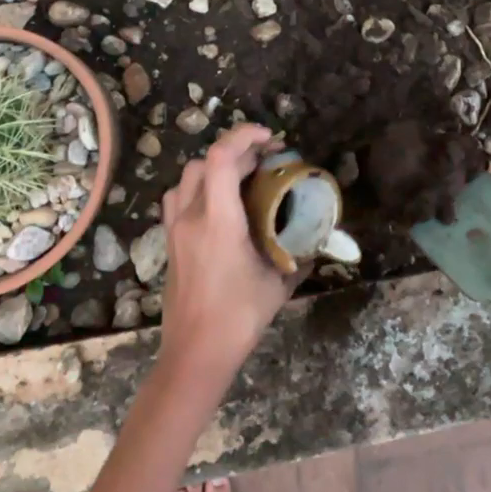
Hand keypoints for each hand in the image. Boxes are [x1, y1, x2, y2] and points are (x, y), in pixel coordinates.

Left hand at [158, 124, 298, 376]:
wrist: (194, 354)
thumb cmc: (238, 317)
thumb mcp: (278, 283)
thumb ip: (299, 254)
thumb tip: (320, 238)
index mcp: (218, 220)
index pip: (221, 158)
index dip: (243, 137)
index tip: (270, 139)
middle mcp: (191, 217)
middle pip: (205, 162)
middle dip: (236, 152)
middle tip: (266, 161)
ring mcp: (175, 230)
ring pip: (188, 178)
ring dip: (214, 168)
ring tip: (242, 178)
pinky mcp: (170, 243)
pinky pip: (179, 198)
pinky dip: (199, 188)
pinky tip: (220, 204)